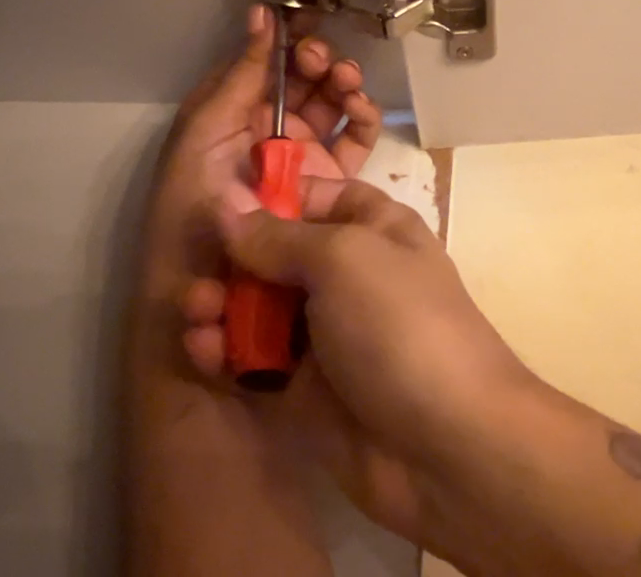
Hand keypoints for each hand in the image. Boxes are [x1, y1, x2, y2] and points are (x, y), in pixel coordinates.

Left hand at [152, 5, 380, 234]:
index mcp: (235, 109)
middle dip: (317, 56)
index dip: (288, 34)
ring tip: (344, 79)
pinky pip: (357, 138)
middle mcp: (272, 124)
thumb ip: (239, 77)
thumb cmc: (190, 206)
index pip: (267, 59)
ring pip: (335, 100)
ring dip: (344, 80)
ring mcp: (305, 151)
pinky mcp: (333, 178)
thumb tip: (261, 15)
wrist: (204, 288)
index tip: (306, 12)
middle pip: (306, 75)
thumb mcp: (202, 134)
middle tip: (317, 58)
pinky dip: (364, 117)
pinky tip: (358, 108)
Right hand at [182, 180, 540, 542]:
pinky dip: (225, 351)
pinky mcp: (304, 389)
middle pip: (277, 252)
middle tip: (197, 272)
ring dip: (220, 305)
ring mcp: (327, 333)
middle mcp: (350, 274)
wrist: (446, 444)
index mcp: (375, 229)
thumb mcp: (345, 259)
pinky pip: (255, 358)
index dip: (271, 196)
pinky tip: (201, 350)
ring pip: (259, 306)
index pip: (317, 196)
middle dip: (232, 258)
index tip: (218, 203)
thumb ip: (280, 235)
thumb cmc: (400, 325)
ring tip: (195, 314)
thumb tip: (226, 203)